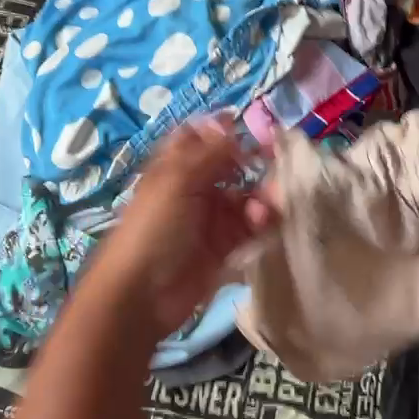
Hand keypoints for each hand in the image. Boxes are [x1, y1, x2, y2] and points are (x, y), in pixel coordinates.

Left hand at [85, 116, 277, 338]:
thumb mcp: (178, 180)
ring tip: (267, 203)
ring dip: (261, 195)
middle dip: (254, 162)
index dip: (226, 130)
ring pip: (245, 196)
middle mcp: (194, 187)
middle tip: (277, 160)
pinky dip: (261, 222)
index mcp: (176, 166)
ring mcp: (210, 218)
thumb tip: (230, 121)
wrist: (140, 297)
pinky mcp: (224, 247)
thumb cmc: (153, 227)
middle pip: (232, 166)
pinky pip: (250, 227)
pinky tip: (262, 222)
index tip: (253, 126)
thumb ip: (210, 151)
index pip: (203, 137)